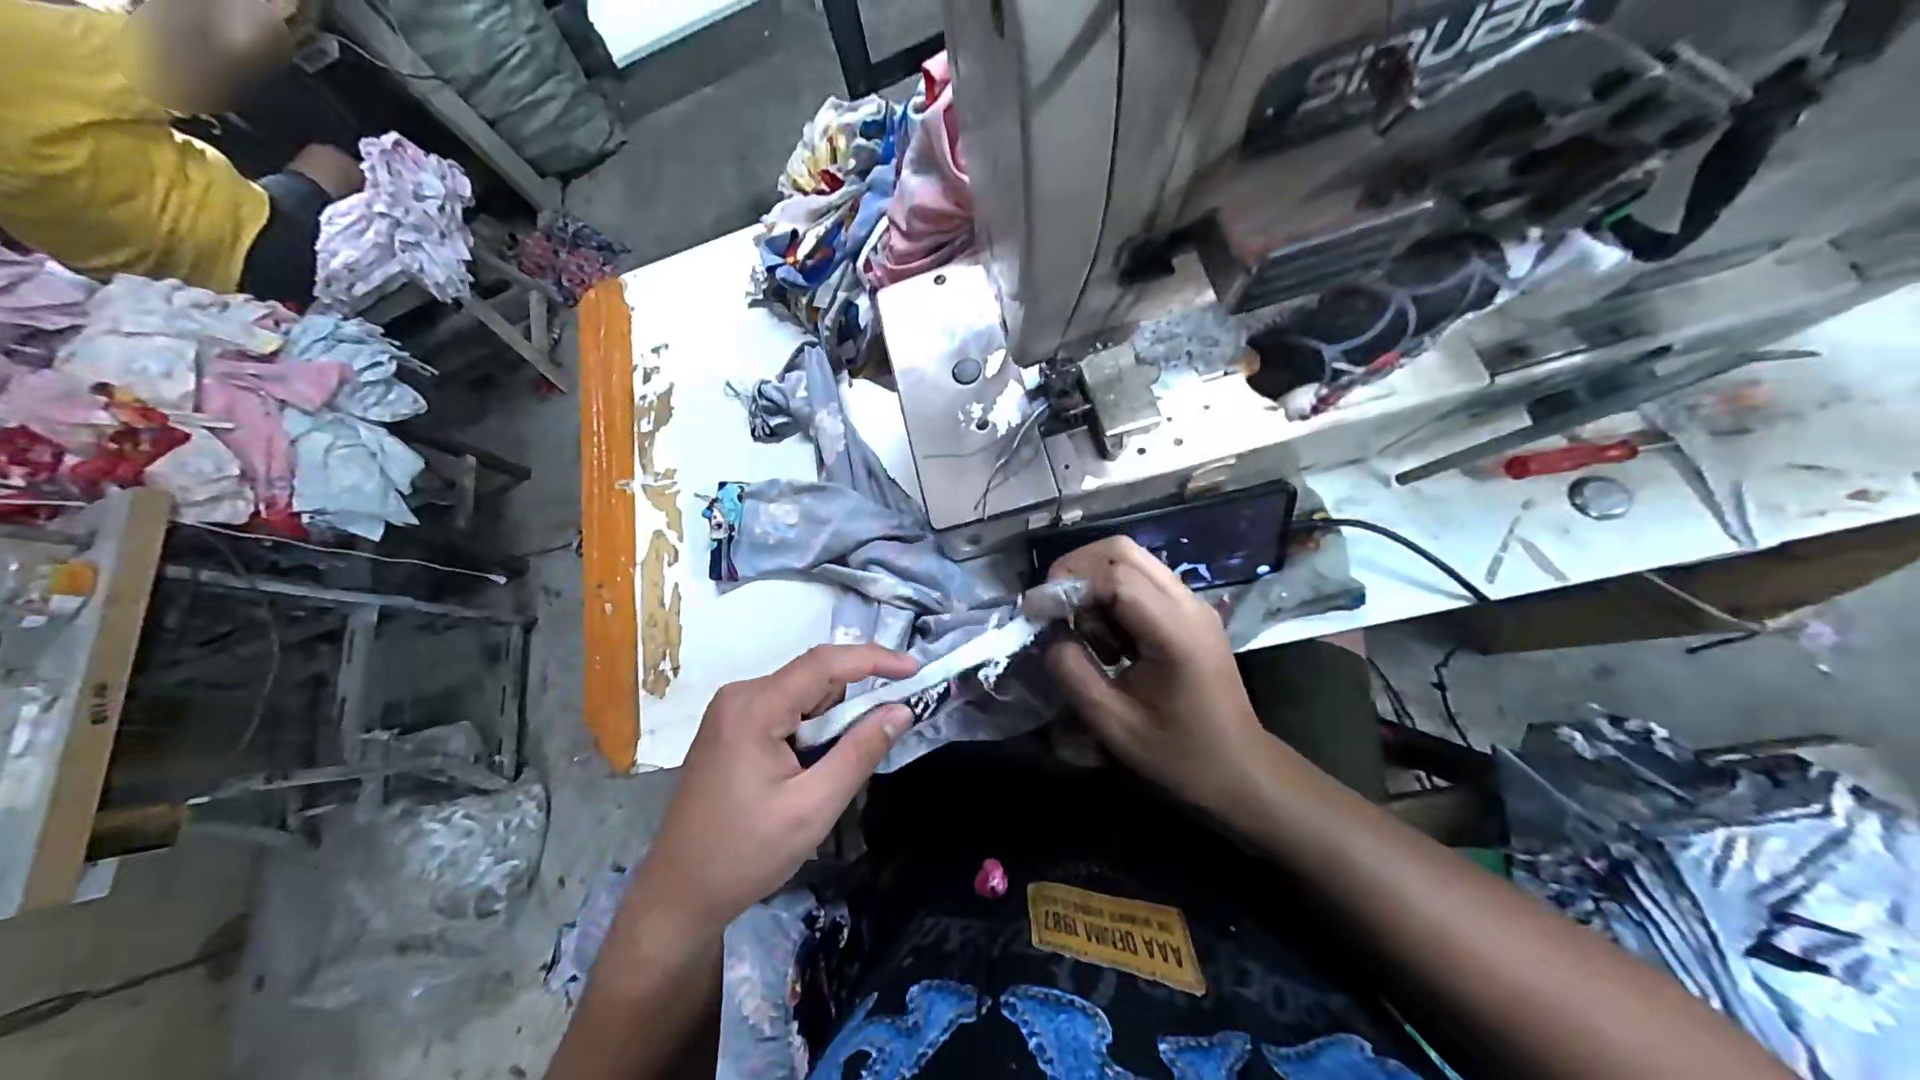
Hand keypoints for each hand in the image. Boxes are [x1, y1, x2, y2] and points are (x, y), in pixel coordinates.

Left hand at [632, 645, 917, 935]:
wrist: (679, 893)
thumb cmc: (744, 853)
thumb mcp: (813, 807)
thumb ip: (860, 752)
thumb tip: (900, 710)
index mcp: (754, 707)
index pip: (824, 663)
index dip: (875, 659)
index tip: (915, 670)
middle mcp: (740, 696)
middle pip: (815, 678)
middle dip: (851, 705)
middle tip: (871, 746)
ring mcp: (732, 711)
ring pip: (803, 696)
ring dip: (830, 724)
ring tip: (825, 776)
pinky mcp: (732, 727)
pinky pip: (787, 711)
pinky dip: (811, 731)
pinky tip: (806, 772)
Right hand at [1044, 537, 1270, 809]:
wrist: (1238, 767)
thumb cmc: (1178, 753)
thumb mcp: (1112, 723)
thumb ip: (1072, 672)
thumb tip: (1047, 633)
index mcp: (1176, 632)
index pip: (1115, 578)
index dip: (1066, 588)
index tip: (1035, 614)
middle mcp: (1188, 604)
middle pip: (1122, 551)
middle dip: (1076, 571)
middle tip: (1053, 610)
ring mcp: (1192, 603)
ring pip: (1130, 559)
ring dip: (1094, 582)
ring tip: (1084, 630)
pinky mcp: (1188, 610)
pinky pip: (1141, 579)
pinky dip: (1111, 593)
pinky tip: (1107, 635)